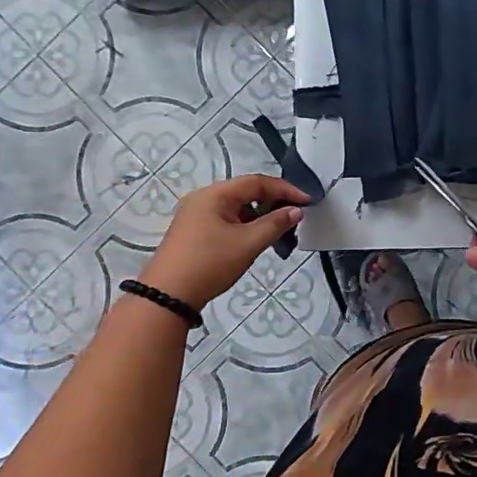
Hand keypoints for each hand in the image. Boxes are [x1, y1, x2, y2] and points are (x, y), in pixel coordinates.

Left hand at [140, 175, 308, 309]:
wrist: (169, 294)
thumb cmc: (210, 263)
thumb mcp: (248, 243)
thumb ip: (275, 224)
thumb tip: (295, 211)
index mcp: (215, 194)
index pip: (257, 182)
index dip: (285, 189)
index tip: (307, 202)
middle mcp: (204, 198)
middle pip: (246, 192)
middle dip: (273, 202)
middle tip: (294, 216)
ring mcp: (196, 215)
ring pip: (237, 207)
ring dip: (260, 215)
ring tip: (279, 231)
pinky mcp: (194, 231)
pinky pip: (227, 219)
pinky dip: (246, 225)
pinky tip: (256, 240)